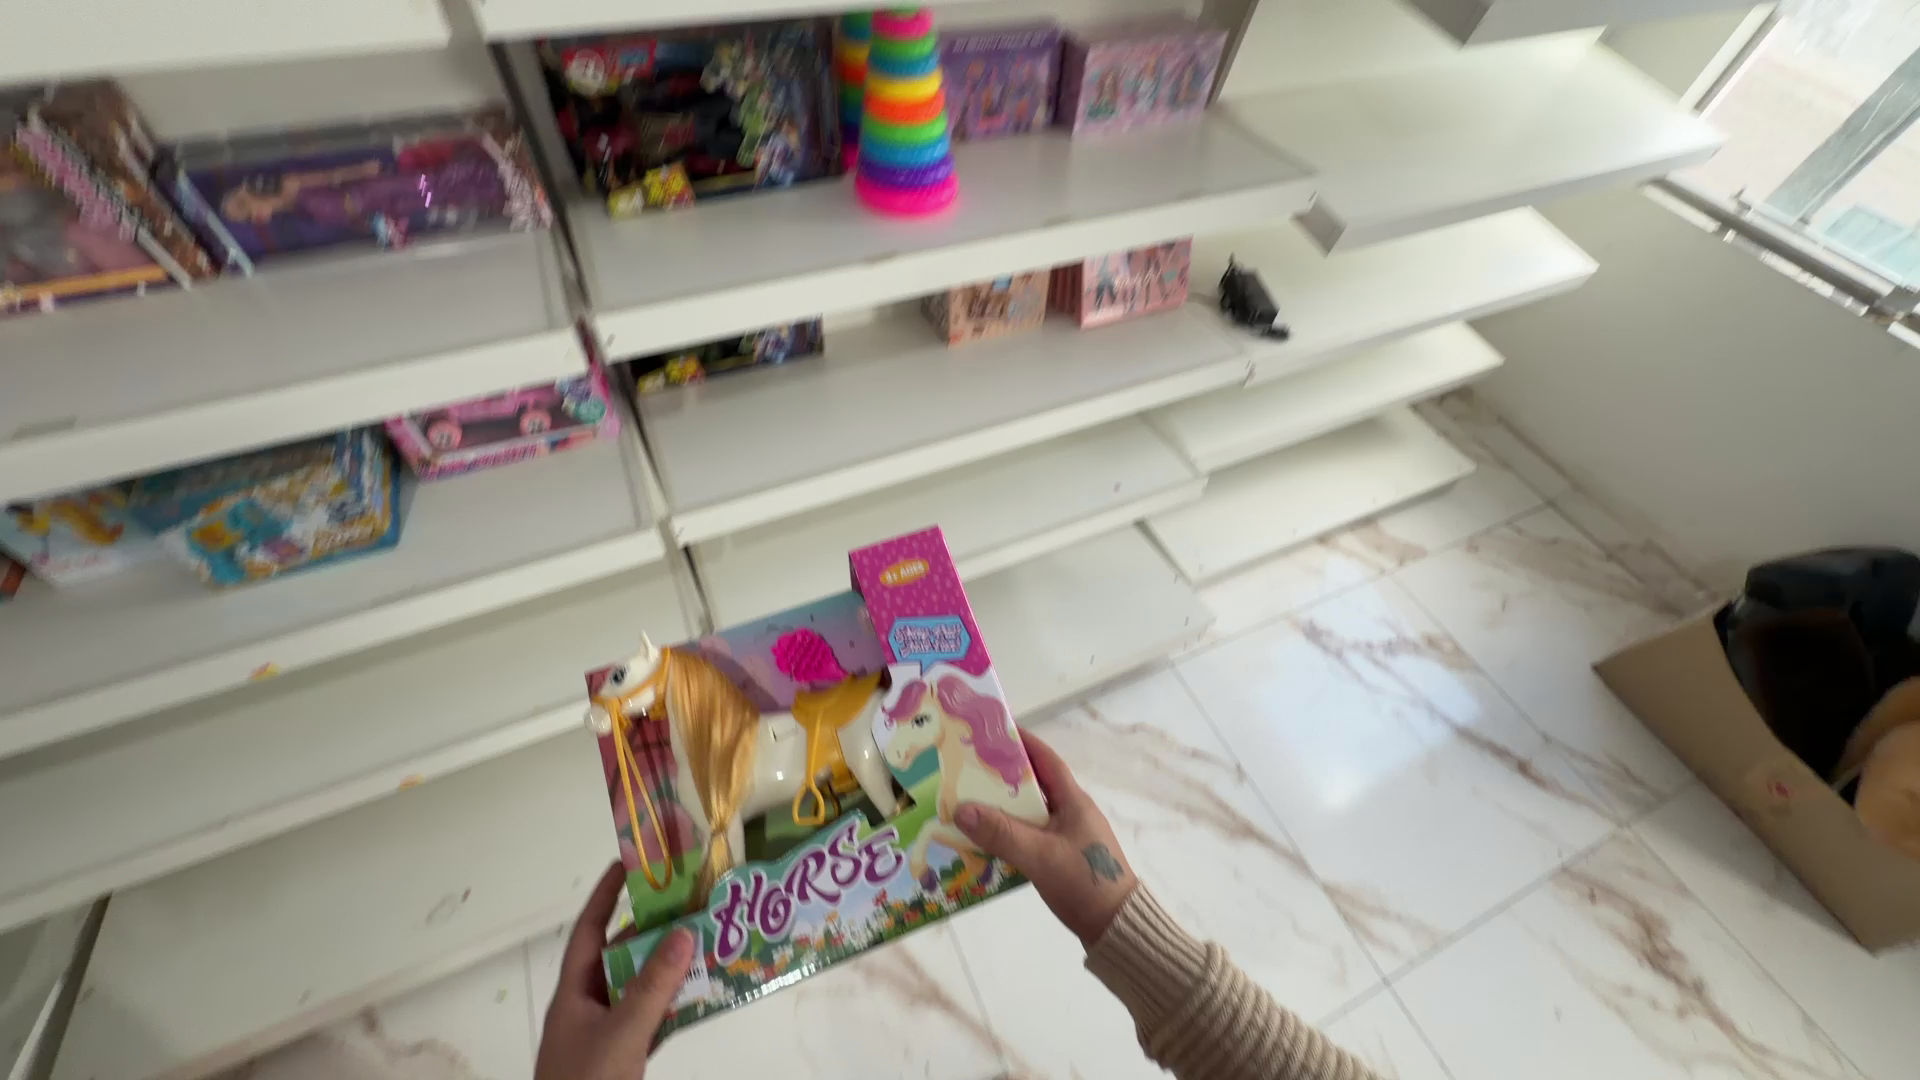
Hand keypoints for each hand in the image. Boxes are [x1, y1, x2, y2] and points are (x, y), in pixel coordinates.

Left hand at [535, 863, 693, 1079]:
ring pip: (644, 986)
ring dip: (674, 966)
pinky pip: (656, 1017)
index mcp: (574, 995)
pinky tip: (708, 990)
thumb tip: (685, 930)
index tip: (630, 863)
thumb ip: (653, 985)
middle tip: (695, 900)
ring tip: (711, 938)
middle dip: (657, 929)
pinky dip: (679, 1003)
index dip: (606, 896)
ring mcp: (608, 1034)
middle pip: (624, 956)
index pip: (589, 932)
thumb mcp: (620, 1035)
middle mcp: (590, 1008)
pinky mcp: (626, 1058)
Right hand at [956, 731, 1138, 946]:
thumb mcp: (1039, 855)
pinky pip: (1030, 835)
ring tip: (968, 805)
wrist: (1117, 930)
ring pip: (1030, 813)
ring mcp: (1068, 836)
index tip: (993, 731)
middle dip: (1002, 776)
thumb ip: (1001, 833)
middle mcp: (1071, 812)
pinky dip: (1009, 834)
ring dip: (1003, 809)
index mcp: (1073, 801)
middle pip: (1033, 784)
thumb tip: (961, 808)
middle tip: (969, 769)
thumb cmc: (1084, 882)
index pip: (1046, 759)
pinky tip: (986, 843)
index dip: (1022, 742)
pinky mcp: (1063, 858)